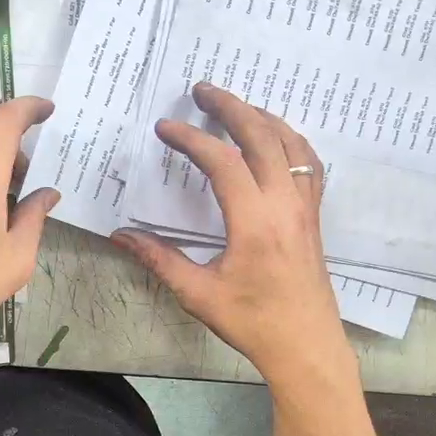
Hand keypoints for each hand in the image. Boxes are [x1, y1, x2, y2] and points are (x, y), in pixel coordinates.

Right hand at [111, 83, 359, 414]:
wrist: (305, 345)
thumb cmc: (251, 323)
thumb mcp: (198, 294)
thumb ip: (160, 259)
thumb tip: (121, 235)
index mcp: (255, 223)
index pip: (223, 163)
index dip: (193, 139)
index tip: (166, 128)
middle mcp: (285, 204)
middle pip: (263, 137)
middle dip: (231, 107)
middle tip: (202, 90)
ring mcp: (305, 207)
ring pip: (290, 144)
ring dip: (262, 117)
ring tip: (235, 106)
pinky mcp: (313, 216)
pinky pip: (308, 163)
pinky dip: (288, 140)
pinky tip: (274, 139)